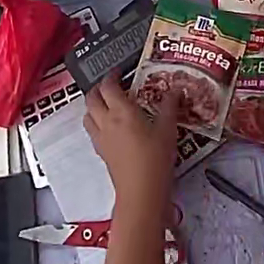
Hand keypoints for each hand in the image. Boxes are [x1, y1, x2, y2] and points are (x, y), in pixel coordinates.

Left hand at [83, 77, 175, 217]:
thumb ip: (170, 106)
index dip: (111, 76)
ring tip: (106, 104)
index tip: (118, 73)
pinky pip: (92, 132)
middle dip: (98, 89)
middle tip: (109, 85)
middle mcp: (106, 122)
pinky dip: (97, 124)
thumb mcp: (168, 129)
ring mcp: (101, 138)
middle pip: (91, 98)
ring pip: (87, 115)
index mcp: (121, 111)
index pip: (108, 86)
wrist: (141, 191)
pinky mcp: (102, 153)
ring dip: (93, 106)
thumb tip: (175, 91)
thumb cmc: (154, 159)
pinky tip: (110, 128)